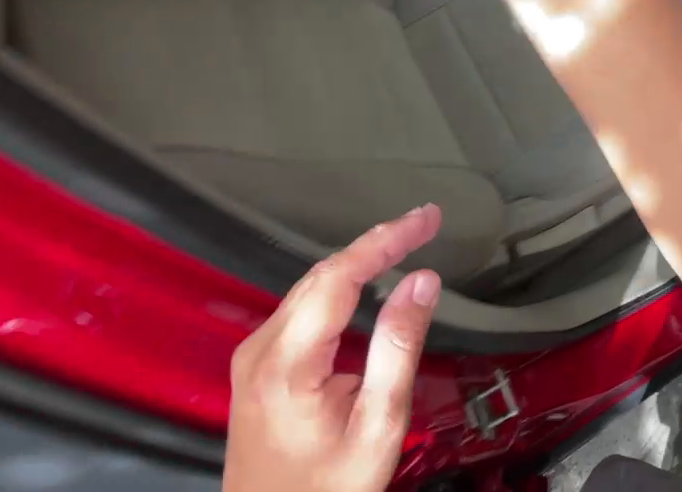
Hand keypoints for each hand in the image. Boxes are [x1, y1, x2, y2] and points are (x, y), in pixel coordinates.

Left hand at [223, 205, 443, 491]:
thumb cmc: (330, 491)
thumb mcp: (378, 426)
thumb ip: (399, 348)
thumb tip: (424, 280)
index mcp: (288, 363)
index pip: (341, 275)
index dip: (387, 238)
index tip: (428, 218)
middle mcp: (261, 349)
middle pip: (323, 273)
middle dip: (378, 241)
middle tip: (425, 224)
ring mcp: (253, 357)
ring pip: (311, 285)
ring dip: (359, 258)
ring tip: (405, 241)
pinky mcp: (256, 367)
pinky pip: (302, 306)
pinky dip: (340, 282)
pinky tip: (366, 278)